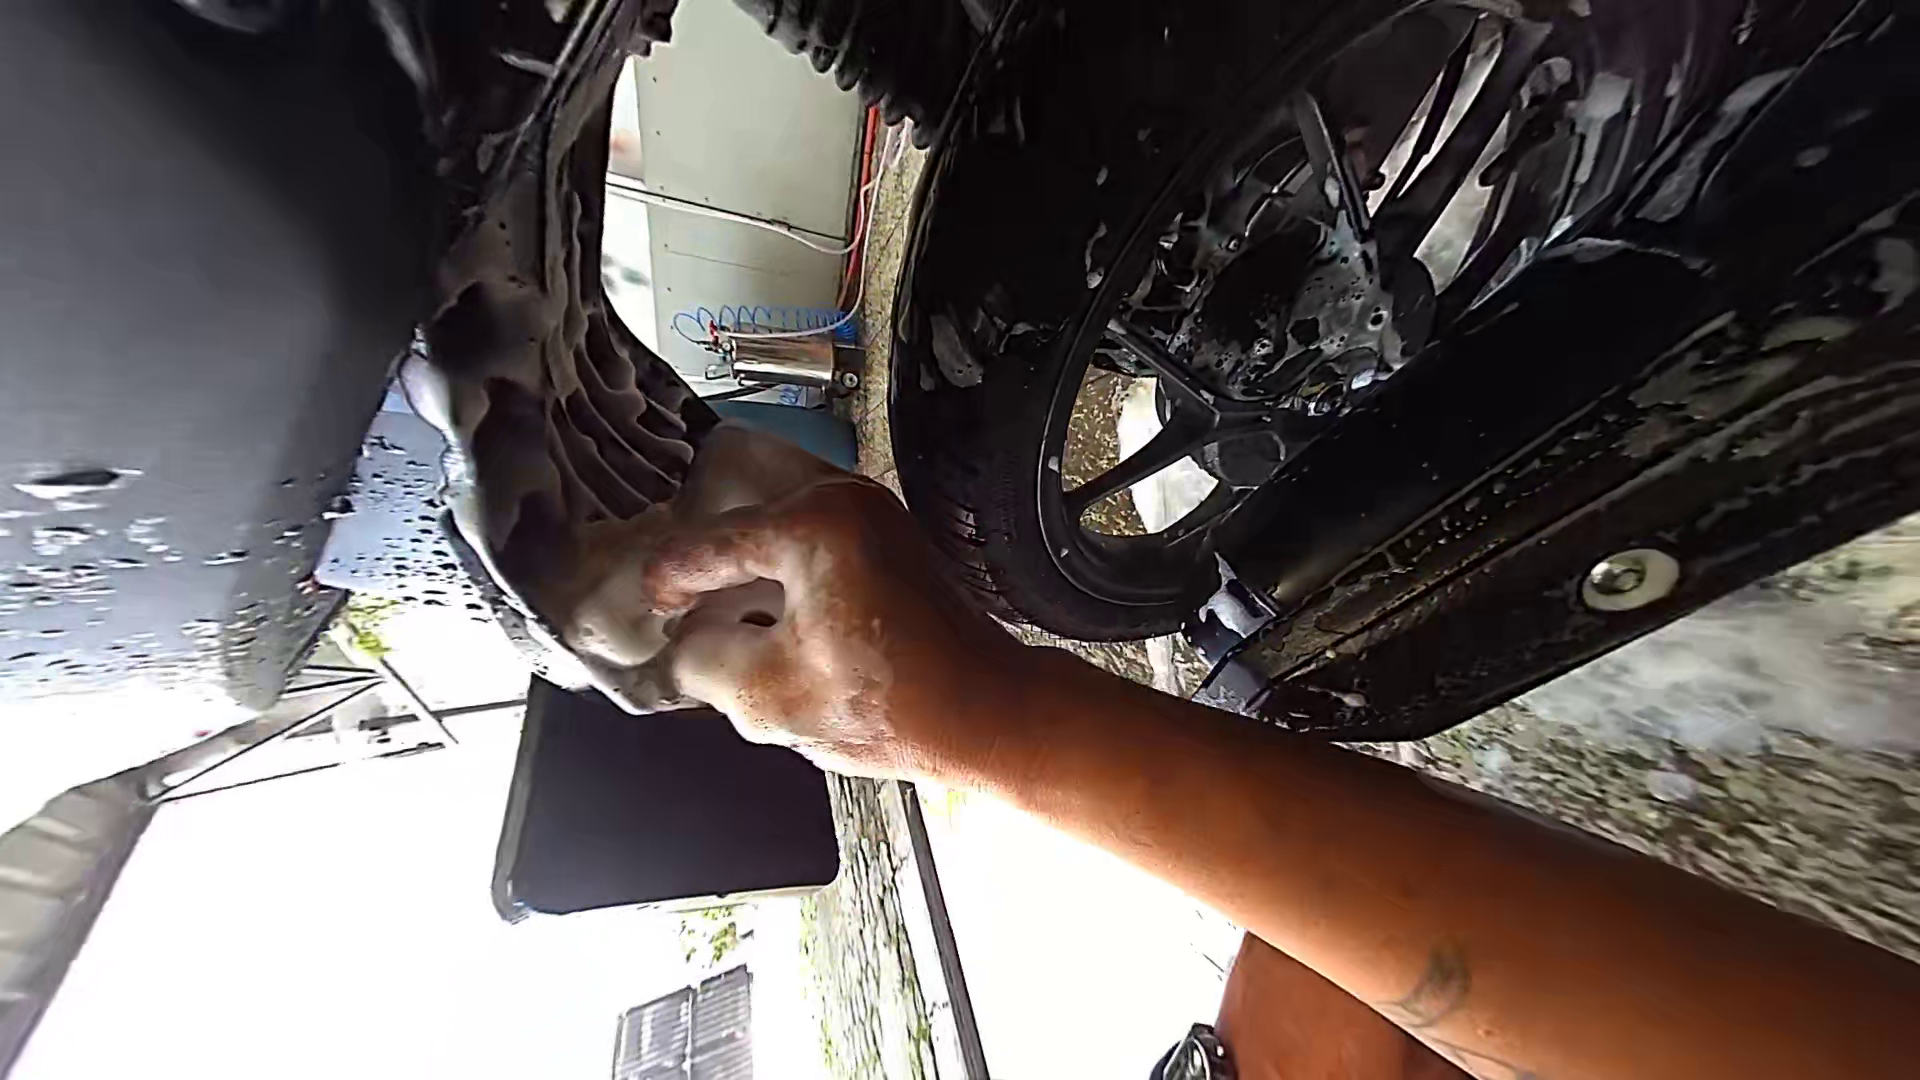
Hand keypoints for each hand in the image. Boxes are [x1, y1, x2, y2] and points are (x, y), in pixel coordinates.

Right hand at [640, 474, 1028, 780]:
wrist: (984, 707)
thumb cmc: (898, 706)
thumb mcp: (770, 697)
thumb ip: (703, 662)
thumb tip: (685, 643)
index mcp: (814, 527)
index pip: (705, 544)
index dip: (666, 581)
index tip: (652, 606)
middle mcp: (846, 499)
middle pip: (738, 497)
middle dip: (700, 543)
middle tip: (675, 587)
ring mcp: (873, 509)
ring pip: (777, 500)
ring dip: (741, 540)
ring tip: (716, 592)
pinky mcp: (888, 529)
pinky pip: (813, 517)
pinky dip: (780, 545)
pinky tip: (768, 591)